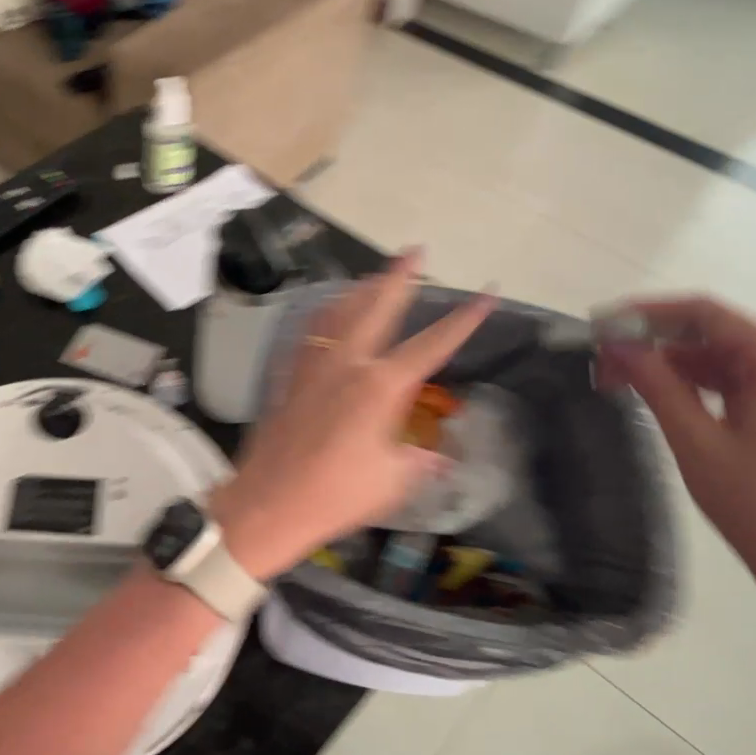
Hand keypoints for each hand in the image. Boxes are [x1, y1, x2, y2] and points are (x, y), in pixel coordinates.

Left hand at [211, 251, 495, 580]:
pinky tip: (326, 312)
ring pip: (338, 314)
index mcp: (380, 386)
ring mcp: (313, 368)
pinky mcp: (289, 378)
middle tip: (414, 250)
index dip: (464, 319)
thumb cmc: (336, 496)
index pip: (433, 344)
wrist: (269, 503)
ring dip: (359, 289)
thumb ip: (417, 461)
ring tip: (373, 274)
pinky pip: (310, 335)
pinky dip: (323, 316)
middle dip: (398, 277)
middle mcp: (347, 365)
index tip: (487, 292)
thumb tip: (437, 455)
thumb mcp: (391, 481)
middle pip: (376, 308)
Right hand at [598, 296, 755, 611]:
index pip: (708, 315)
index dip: (648, 313)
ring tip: (627, 388)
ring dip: (679, 369)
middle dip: (659, 346)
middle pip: (720, 338)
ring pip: (733, 365)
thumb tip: (615, 343)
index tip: (600, 325)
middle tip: (604, 367)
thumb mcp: (695, 441)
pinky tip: (673, 406)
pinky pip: (750, 389)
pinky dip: (707, 390)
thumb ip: (655, 383)